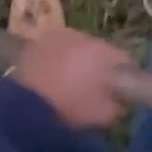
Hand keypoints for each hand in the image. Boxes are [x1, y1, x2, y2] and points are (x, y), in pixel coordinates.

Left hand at [15, 27, 131, 130]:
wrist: (25, 104)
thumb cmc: (71, 107)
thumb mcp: (104, 115)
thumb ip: (118, 104)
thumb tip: (120, 99)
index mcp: (104, 51)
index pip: (125, 61)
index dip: (126, 77)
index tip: (120, 92)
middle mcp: (84, 36)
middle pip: (100, 51)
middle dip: (99, 67)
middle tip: (92, 89)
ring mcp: (59, 36)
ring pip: (78, 48)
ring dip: (77, 61)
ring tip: (69, 83)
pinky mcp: (38, 41)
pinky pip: (56, 50)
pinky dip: (58, 60)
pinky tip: (52, 78)